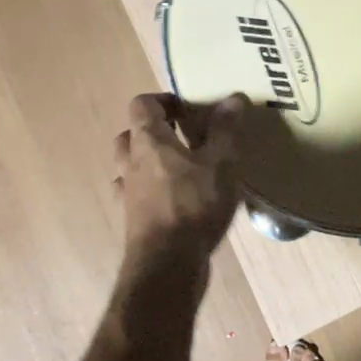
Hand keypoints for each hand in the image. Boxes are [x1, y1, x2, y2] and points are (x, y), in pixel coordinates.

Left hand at [114, 92, 245, 276]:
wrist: (168, 263)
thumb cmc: (194, 205)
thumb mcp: (220, 163)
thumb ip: (225, 130)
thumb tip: (233, 97)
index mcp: (148, 141)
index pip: (142, 105)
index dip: (163, 101)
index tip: (188, 110)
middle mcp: (131, 163)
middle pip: (130, 135)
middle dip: (153, 132)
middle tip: (182, 138)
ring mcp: (127, 193)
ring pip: (128, 166)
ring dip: (147, 162)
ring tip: (178, 169)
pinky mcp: (132, 219)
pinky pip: (134, 195)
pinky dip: (148, 191)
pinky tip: (171, 199)